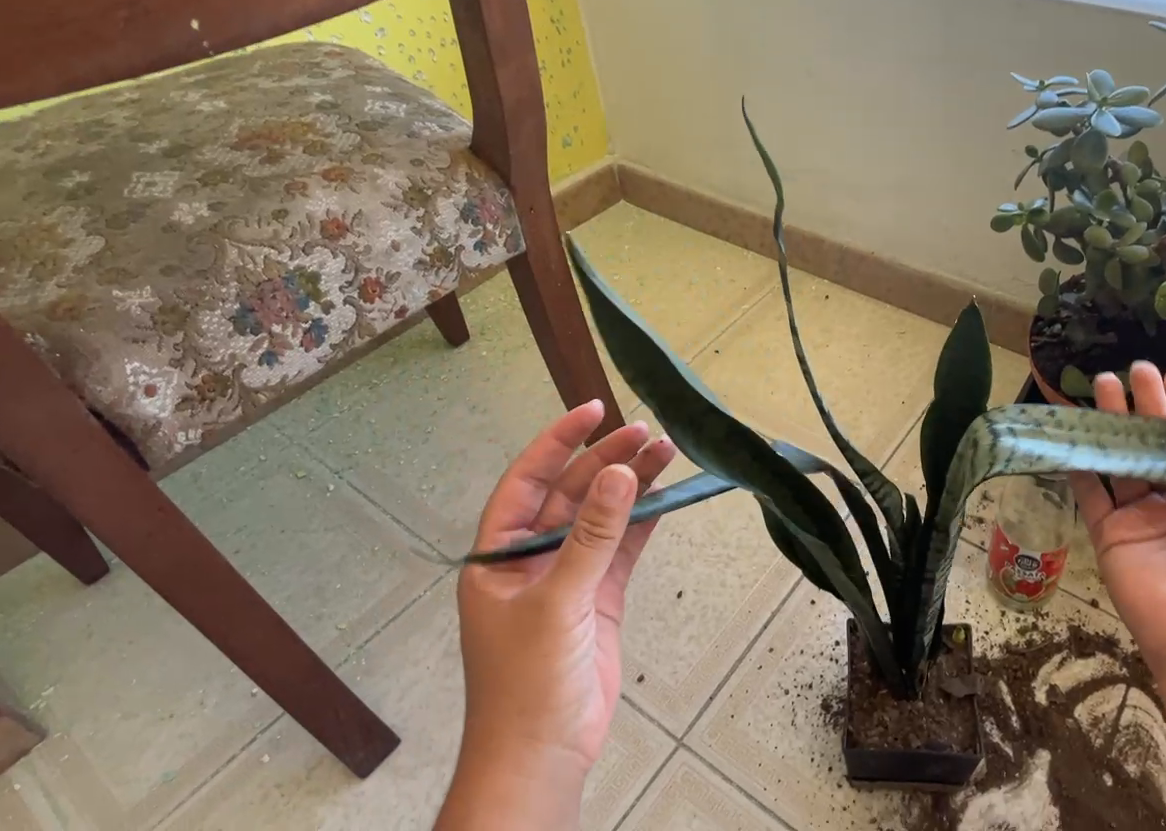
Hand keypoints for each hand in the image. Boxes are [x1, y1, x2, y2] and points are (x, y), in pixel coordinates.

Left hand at [453, 400, 674, 772]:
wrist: (543, 756)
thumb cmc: (528, 681)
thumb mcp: (557, 601)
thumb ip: (592, 536)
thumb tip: (620, 473)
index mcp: (498, 554)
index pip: (528, 480)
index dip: (558, 441)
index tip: (595, 410)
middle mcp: (531, 556)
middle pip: (571, 493)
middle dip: (606, 460)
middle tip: (647, 432)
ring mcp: (569, 576)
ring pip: (602, 517)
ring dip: (631, 486)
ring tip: (666, 451)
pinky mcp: (600, 597)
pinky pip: (622, 548)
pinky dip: (643, 522)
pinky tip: (666, 496)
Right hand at [1069, 362, 1165, 675]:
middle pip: (1151, 443)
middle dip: (1142, 406)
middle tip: (1131, 369)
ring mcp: (1137, 516)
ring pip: (1119, 461)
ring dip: (1110, 425)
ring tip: (1100, 385)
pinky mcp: (1107, 534)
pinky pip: (1090, 494)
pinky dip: (1080, 466)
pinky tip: (1074, 435)